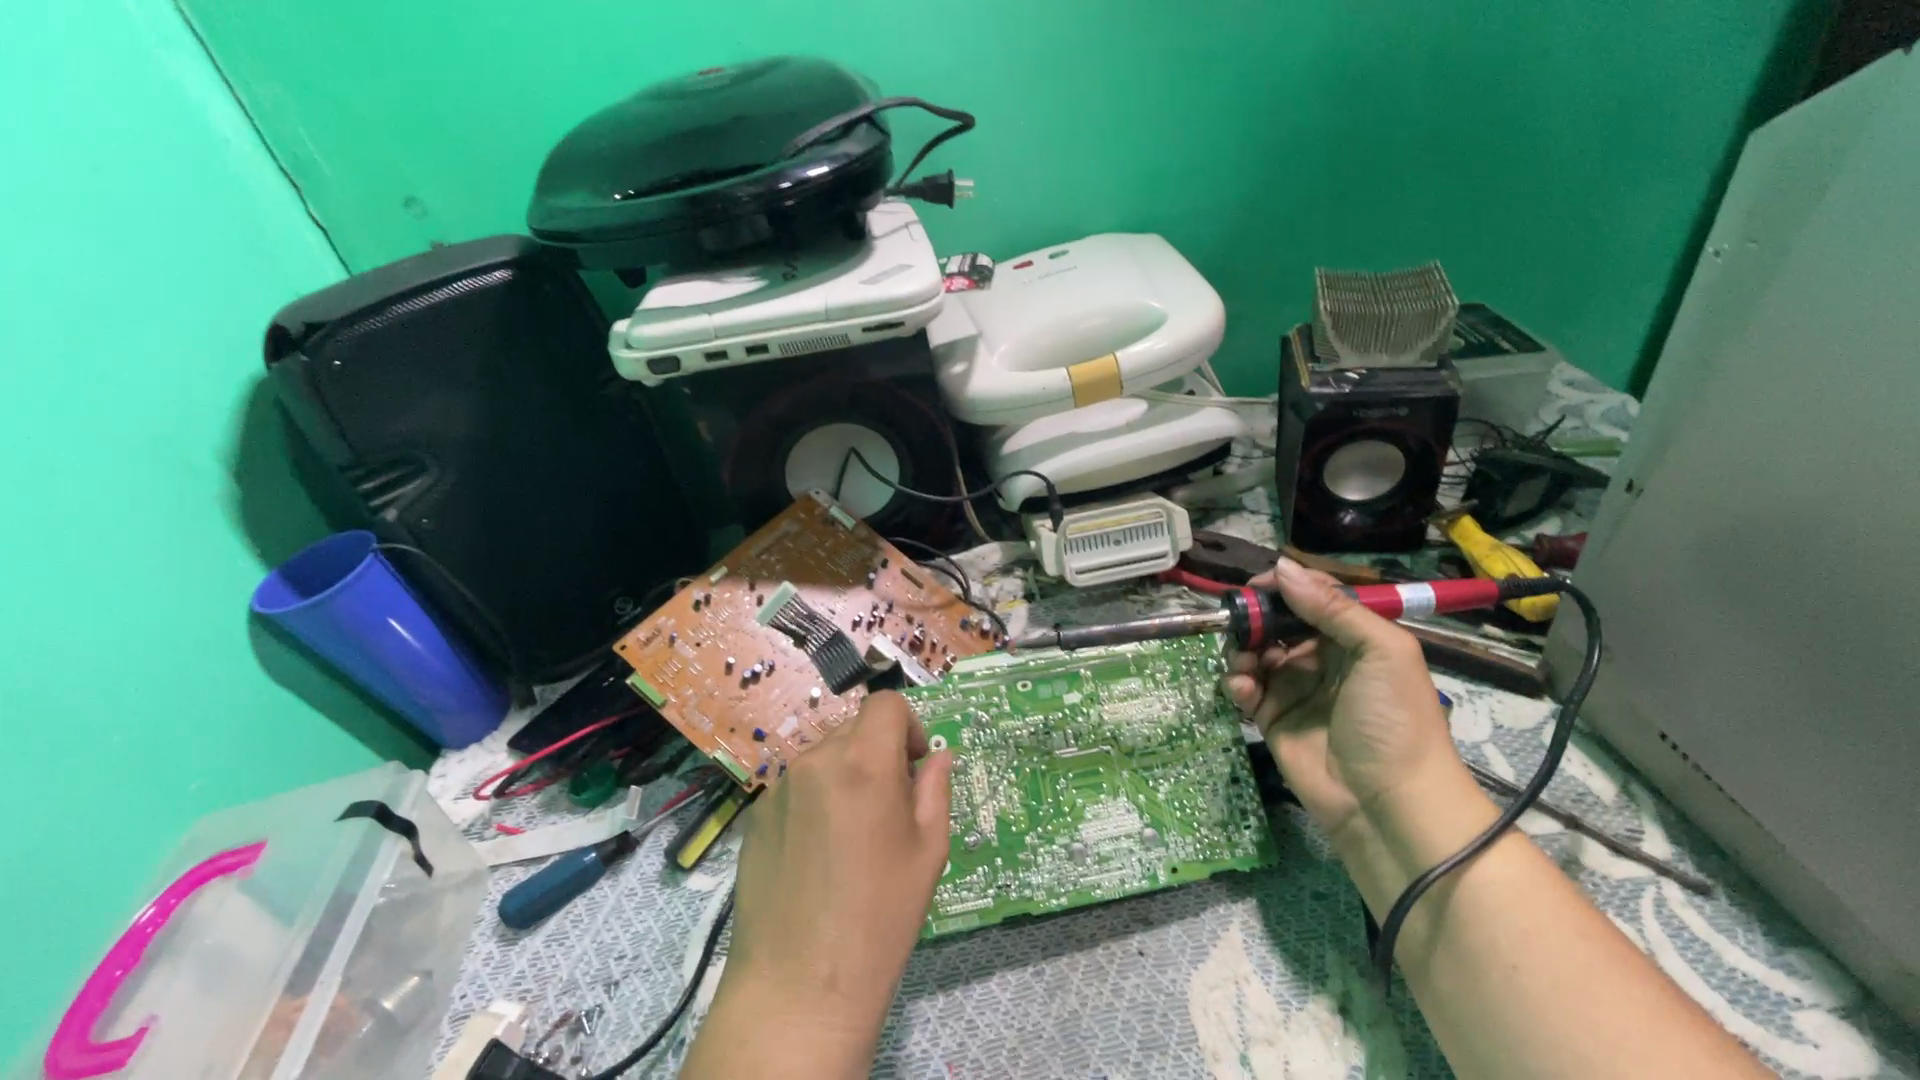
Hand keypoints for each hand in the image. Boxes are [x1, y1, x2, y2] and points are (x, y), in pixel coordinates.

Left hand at [682, 691, 951, 1078]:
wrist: (801, 981)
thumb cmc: (880, 915)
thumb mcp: (928, 851)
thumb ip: (934, 790)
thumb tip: (938, 756)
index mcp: (864, 763)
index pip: (885, 703)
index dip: (907, 726)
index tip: (913, 766)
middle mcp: (816, 761)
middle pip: (854, 730)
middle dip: (877, 753)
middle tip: (888, 808)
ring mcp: (779, 787)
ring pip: (824, 758)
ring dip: (845, 776)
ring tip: (851, 837)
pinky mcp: (756, 815)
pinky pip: (797, 788)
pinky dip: (815, 801)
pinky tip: (818, 855)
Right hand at [1222, 557, 1465, 851]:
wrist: (1387, 802)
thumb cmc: (1394, 719)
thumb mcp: (1380, 652)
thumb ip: (1332, 608)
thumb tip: (1282, 566)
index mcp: (1355, 638)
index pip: (1313, 600)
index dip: (1285, 588)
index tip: (1256, 586)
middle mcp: (1323, 658)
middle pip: (1278, 623)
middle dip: (1256, 619)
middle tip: (1241, 624)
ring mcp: (1295, 689)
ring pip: (1255, 652)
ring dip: (1242, 650)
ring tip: (1244, 663)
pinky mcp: (1272, 718)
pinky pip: (1245, 688)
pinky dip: (1236, 682)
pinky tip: (1242, 689)